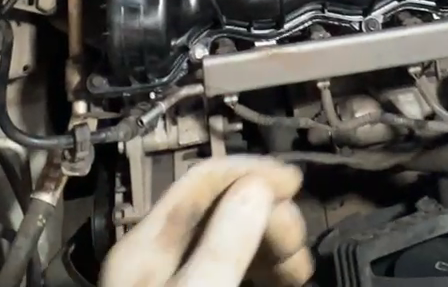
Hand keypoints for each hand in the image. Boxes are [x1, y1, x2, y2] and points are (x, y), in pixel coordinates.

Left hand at [100, 156, 313, 286]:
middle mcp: (165, 259)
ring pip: (240, 241)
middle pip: (225, 210)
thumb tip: (258, 187)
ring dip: (275, 244)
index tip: (294, 182)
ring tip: (300, 266)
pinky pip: (245, 273)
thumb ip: (225, 244)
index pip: (202, 181)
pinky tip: (293, 278)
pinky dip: (271, 271)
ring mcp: (188, 284)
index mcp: (147, 247)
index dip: (249, 172)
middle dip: (268, 214)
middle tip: (297, 243)